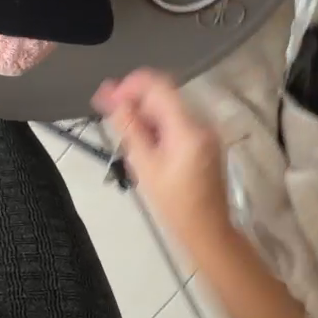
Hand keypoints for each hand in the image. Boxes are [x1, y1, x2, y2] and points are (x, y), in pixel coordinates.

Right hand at [93, 69, 231, 247]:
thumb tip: (113, 97)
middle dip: (134, 100)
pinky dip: (157, 124)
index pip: (158, 86)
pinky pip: (176, 120)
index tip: (109, 98)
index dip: (130, 85)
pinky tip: (144, 143)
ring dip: (144, 113)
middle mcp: (200, 123)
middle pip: (162, 95)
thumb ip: (129, 127)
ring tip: (126, 135)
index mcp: (187, 128)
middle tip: (111, 115)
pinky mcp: (205, 141)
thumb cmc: (174, 204)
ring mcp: (205, 131)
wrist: (208, 232)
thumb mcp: (145, 165)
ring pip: (167, 107)